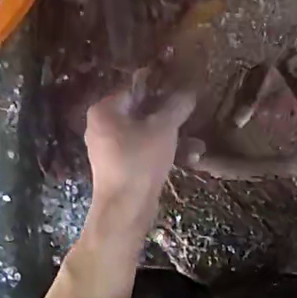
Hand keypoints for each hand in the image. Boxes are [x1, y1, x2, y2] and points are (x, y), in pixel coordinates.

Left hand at [82, 82, 195, 245]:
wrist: (125, 207)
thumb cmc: (140, 161)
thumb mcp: (163, 129)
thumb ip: (176, 107)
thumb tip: (189, 90)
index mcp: (103, 110)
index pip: (134, 90)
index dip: (160, 90)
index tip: (183, 94)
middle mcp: (100, 127)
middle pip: (140, 114)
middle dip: (169, 119)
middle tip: (191, 120)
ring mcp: (107, 150)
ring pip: (144, 135)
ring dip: (170, 139)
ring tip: (196, 147)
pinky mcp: (117, 168)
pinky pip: (141, 153)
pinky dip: (160, 153)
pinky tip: (185, 160)